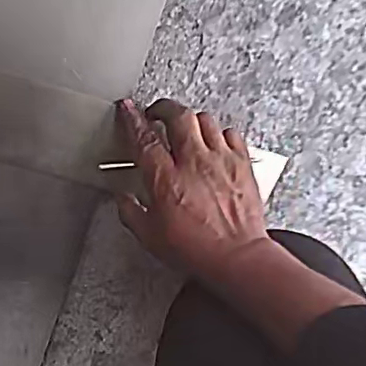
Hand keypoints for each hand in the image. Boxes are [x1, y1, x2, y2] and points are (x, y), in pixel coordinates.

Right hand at [114, 98, 271, 282]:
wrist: (237, 257)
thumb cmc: (196, 249)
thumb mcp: (149, 236)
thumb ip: (131, 212)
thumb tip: (123, 199)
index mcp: (165, 180)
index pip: (143, 139)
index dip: (131, 120)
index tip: (127, 110)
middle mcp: (193, 163)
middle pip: (177, 116)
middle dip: (163, 108)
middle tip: (156, 112)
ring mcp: (220, 160)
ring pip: (204, 120)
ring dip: (190, 120)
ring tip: (183, 127)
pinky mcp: (241, 164)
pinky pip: (230, 133)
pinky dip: (218, 133)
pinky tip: (213, 142)